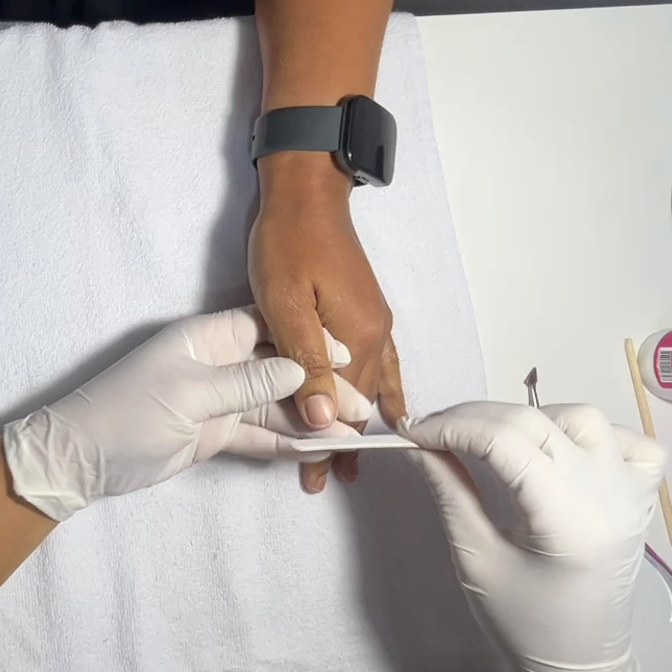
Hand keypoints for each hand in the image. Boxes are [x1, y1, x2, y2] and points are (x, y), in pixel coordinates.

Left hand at [2, 308, 367, 520]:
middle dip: (318, 388)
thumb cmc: (132, 411)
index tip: (347, 355)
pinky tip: (319, 448)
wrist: (86, 458)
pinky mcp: (215, 433)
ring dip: (309, 420)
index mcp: (207, 338)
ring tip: (353, 436)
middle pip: (277, 371)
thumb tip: (303, 370)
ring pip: (273, 405)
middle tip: (361, 409)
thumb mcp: (191, 392)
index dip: (308, 342)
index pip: (268, 330)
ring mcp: (218, 401)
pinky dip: (287, 441)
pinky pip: (258, 433)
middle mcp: (217, 364)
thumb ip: (248, 382)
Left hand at [250, 153, 404, 492]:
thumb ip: (306, 364)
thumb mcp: (286, 306)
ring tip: (357, 455)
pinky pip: (380, 360)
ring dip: (364, 419)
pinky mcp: (363, 308)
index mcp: (358, 339)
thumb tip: (326, 421)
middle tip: (332, 478)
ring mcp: (374, 320)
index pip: (346, 407)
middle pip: (364, 401)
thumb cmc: (287, 246)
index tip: (318, 478)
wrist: (307, 193)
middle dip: (348, 440)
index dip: (330, 443)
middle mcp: (376, 334)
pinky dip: (381, 387)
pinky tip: (385, 402)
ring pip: (374, 383)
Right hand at [400, 402, 667, 671]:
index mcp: (568, 521)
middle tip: (431, 433)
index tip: (410, 433)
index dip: (450, 427)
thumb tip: (418, 442)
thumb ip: (449, 490)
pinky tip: (556, 447)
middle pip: (534, 420)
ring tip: (491, 439)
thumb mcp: (474, 557)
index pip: (503, 440)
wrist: (579, 664)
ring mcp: (633, 492)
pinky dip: (587, 432)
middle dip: (471, 417)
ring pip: (580, 417)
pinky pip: (627, 440)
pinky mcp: (642, 495)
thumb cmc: (522, 621)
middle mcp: (609, 496)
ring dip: (526, 416)